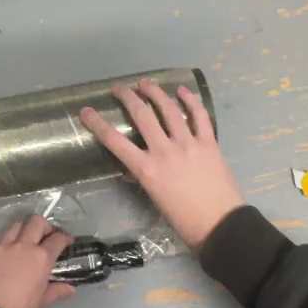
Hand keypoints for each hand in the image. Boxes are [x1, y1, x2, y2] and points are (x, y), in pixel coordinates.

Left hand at [0, 214, 76, 307]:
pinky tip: (4, 257)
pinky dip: (4, 244)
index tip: (67, 241)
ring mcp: (0, 247)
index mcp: (40, 258)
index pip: (57, 239)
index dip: (65, 238)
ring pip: (15, 226)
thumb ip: (55, 292)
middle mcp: (22, 246)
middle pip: (36, 222)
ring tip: (24, 243)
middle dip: (44, 226)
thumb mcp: (40, 305)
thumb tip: (71, 289)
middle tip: (46, 236)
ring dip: (23, 230)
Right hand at [79, 80, 245, 250]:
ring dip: (155, 92)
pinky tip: (182, 90)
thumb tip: (130, 170)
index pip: (115, 141)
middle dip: (128, 97)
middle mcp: (164, 151)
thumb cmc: (184, 219)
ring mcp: (188, 144)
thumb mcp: (155, 200)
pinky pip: (199, 115)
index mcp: (147, 169)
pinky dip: (190, 100)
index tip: (87, 111)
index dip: (97, 124)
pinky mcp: (208, 142)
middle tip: (120, 88)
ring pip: (169, 109)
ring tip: (146, 83)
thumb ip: (143, 179)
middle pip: (141, 115)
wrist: (220, 224)